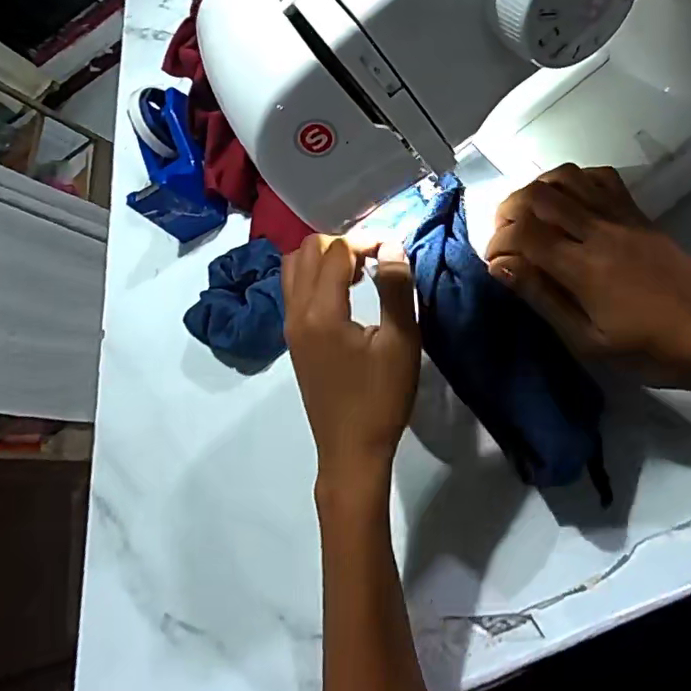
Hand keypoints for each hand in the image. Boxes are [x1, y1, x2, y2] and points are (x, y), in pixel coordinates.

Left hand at [282, 235, 421, 483]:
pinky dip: (315, 276)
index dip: (367, 240)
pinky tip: (344, 294)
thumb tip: (391, 246)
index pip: (337, 250)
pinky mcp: (292, 338)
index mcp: (321, 311)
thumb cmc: (381, 398)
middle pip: (308, 249)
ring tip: (359, 273)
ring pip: (295, 266)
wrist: (351, 451)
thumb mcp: (401, 343)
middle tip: (376, 259)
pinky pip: (294, 288)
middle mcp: (296, 312)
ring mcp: (289, 325)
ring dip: (325, 257)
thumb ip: (395, 289)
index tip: (394, 249)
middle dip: (343, 243)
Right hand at [486, 165, 690, 392]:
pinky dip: (574, 180)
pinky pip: (600, 178)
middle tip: (505, 234)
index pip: (525, 232)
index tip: (495, 262)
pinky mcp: (639, 214)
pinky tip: (568, 202)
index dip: (498, 241)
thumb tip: (501, 265)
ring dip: (537, 189)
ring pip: (567, 177)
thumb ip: (542, 298)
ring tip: (530, 214)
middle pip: (539, 195)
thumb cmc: (648, 350)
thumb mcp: (587, 342)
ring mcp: (622, 217)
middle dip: (509, 209)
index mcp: (584, 268)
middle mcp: (600, 232)